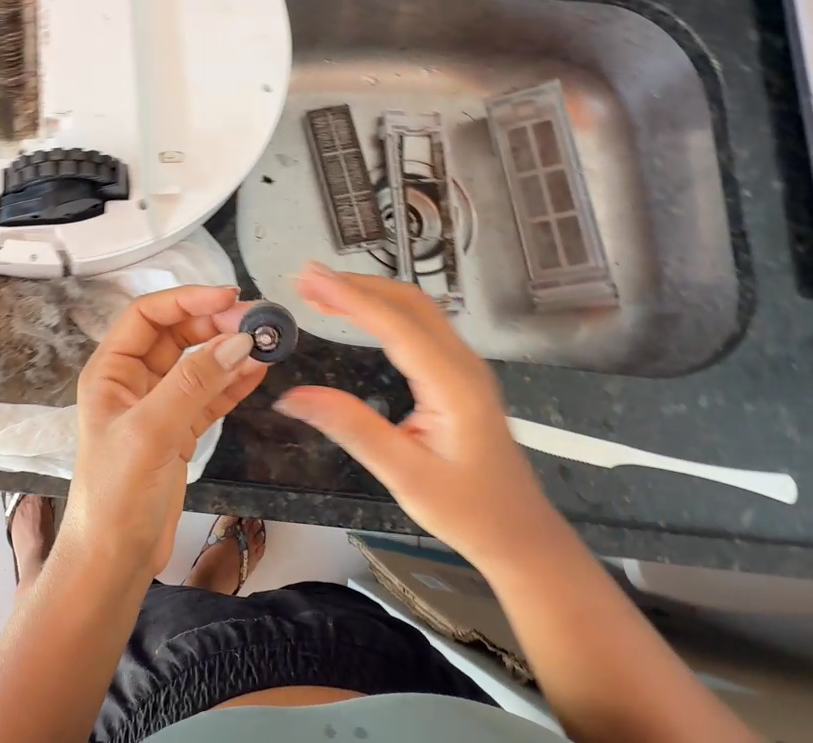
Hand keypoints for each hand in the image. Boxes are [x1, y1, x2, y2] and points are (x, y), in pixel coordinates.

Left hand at [61, 286, 267, 580]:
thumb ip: (194, 383)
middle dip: (216, 325)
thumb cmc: (115, 495)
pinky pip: (211, 395)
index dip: (187, 300)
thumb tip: (238, 340)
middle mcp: (133, 382)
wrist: (115, 559)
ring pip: (199, 364)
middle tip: (258, 323)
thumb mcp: (151, 432)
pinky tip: (259, 370)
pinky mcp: (179, 431)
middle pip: (178, 335)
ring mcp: (158, 406)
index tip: (229, 297)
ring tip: (268, 341)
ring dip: (231, 351)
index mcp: (111, 371)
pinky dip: (234, 381)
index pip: (148, 316)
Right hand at [274, 263, 557, 566]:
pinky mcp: (461, 374)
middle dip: (356, 285)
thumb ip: (351, 427)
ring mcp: (466, 366)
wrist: (520, 535)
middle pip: (408, 303)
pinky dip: (384, 309)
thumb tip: (291, 398)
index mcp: (452, 384)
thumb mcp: (404, 474)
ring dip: (369, 293)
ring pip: (416, 309)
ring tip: (322, 291)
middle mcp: (463, 363)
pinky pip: (421, 325)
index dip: (350, 297)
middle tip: (306, 280)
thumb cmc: (467, 510)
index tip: (310, 277)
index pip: (396, 324)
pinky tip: (359, 315)